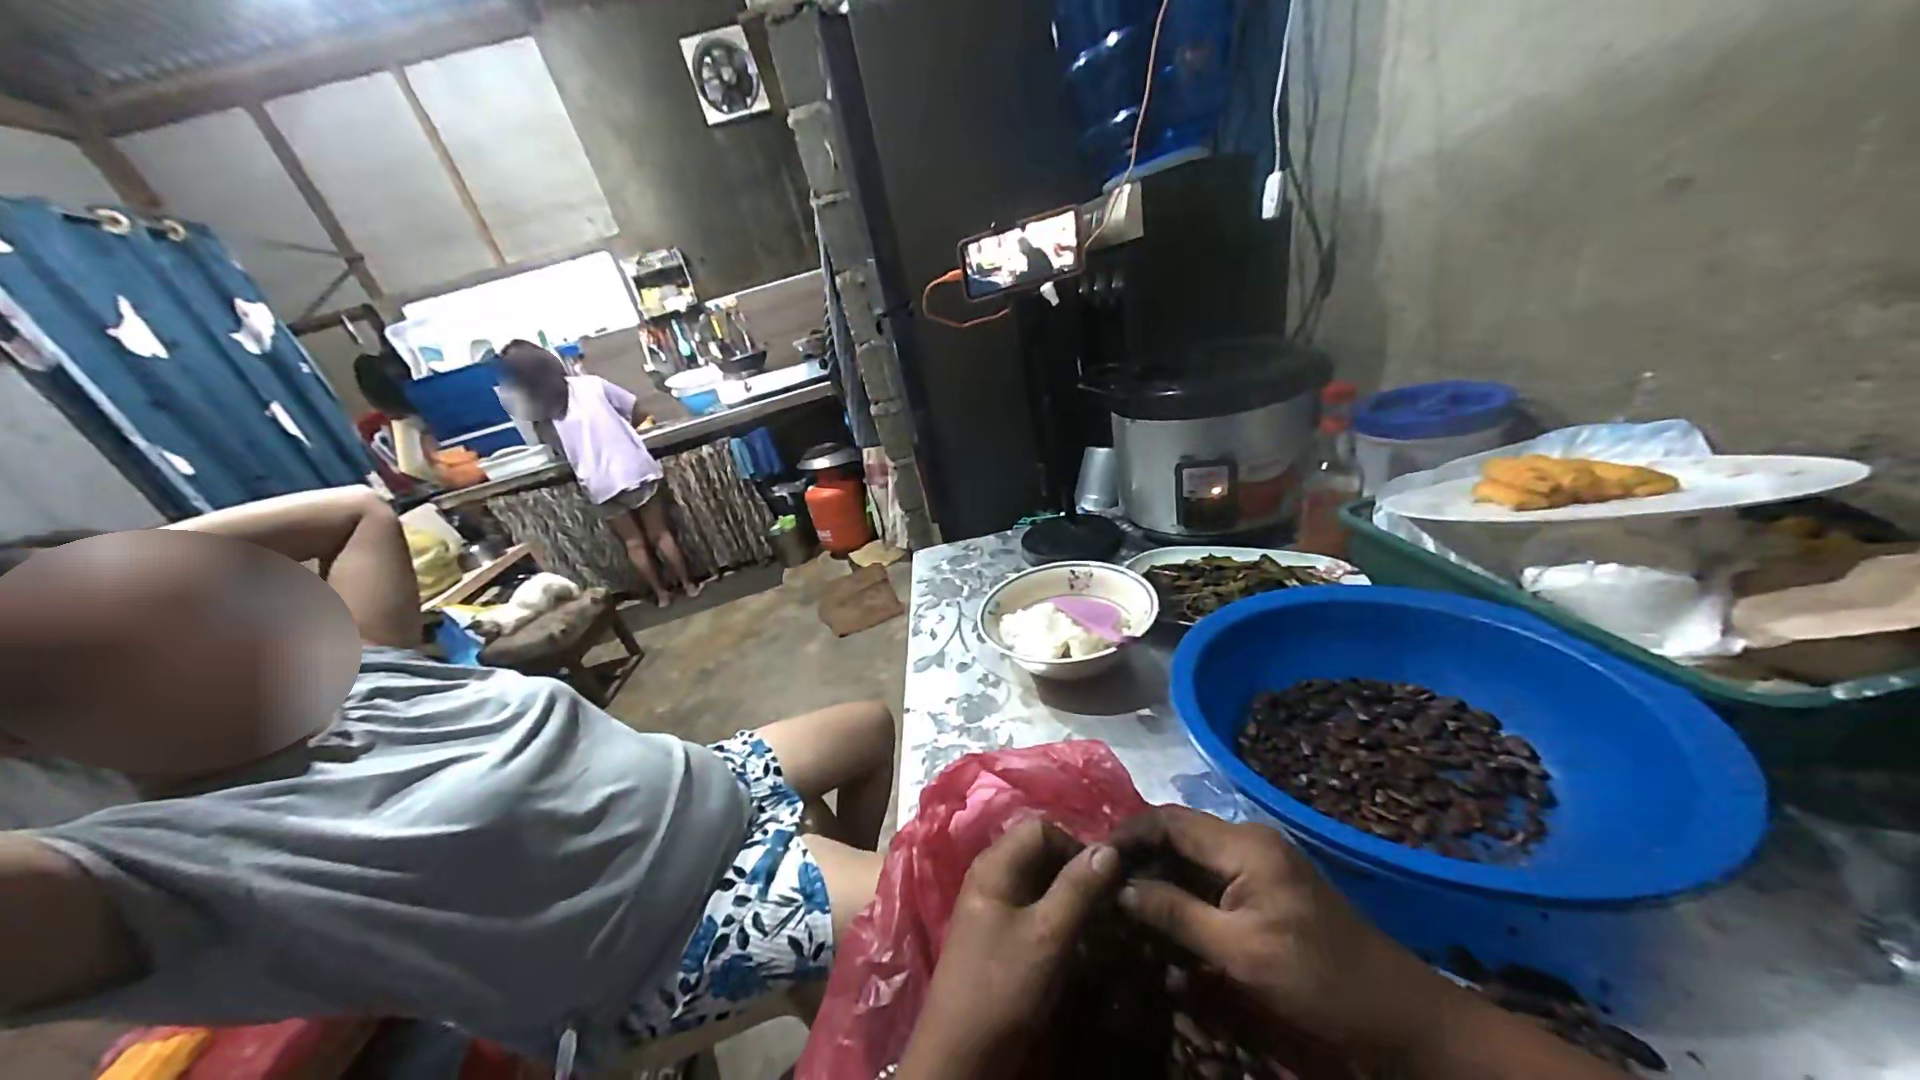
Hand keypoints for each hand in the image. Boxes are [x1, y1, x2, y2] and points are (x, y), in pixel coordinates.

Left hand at [897, 818, 1122, 1079]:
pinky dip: (1055, 912)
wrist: (960, 1053)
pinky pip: (1031, 905)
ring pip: (1037, 880)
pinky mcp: (996, 932)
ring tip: (1096, 919)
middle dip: (1073, 869)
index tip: (1103, 878)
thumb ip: (1078, 888)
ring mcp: (991, 904)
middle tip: (1105, 899)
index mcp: (993, 865)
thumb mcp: (1047, 935)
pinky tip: (1074, 936)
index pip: (1040, 828)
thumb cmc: (1002, 986)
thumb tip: (1109, 848)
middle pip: (1038, 851)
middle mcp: (989, 875)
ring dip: (1068, 893)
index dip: (1073, 845)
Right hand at [1111, 806, 1459, 1062]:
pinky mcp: (1267, 886)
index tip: (1093, 857)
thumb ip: (1175, 913)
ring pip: (1192, 855)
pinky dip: (1184, 891)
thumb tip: (1118, 886)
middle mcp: (1249, 840)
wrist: (1399, 1016)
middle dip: (1139, 853)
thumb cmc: (1317, 980)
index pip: (1169, 820)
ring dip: (1159, 874)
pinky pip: (1212, 876)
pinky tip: (1164, 915)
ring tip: (1123, 897)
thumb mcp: (1239, 952)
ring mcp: (1261, 862)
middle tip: (1101, 880)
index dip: (1127, 833)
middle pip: (1178, 833)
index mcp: (1243, 845)